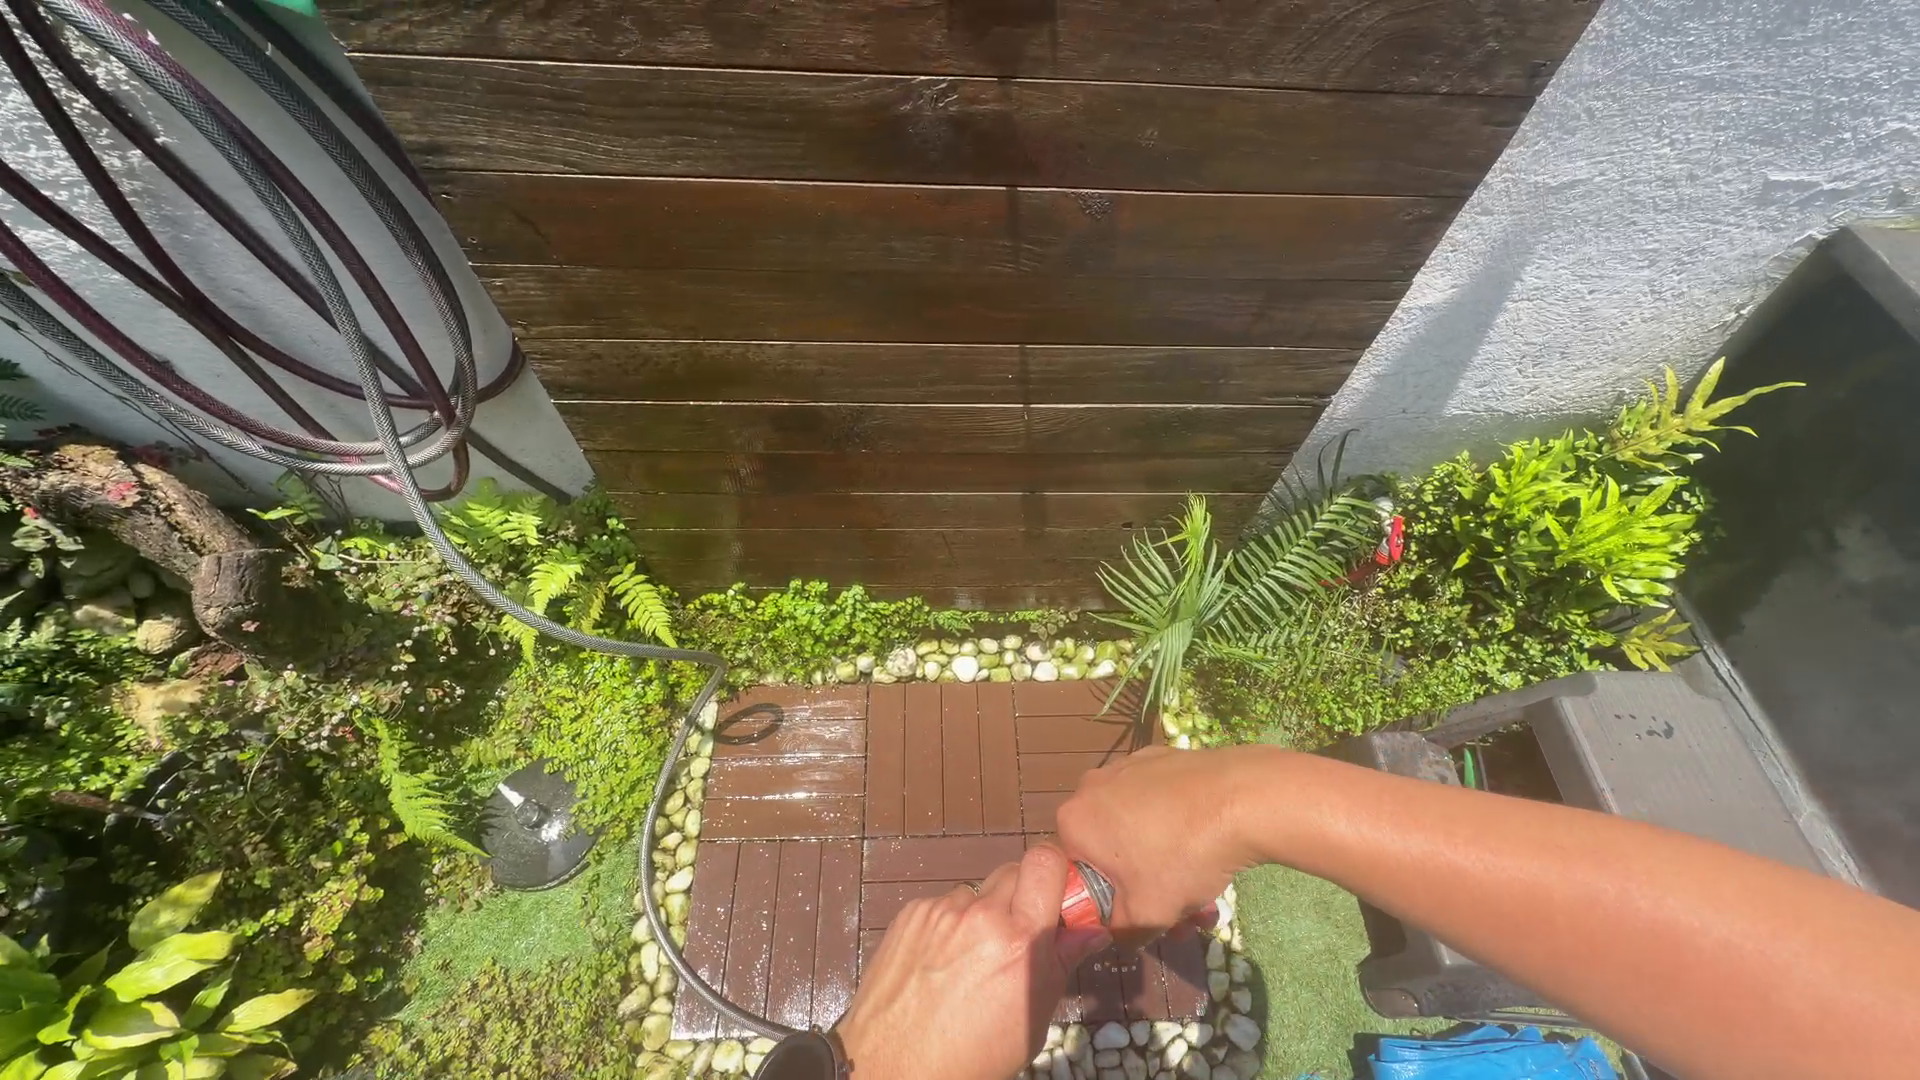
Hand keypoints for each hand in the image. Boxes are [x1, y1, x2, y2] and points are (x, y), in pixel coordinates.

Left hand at [835, 843, 1111, 1079]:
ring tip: (969, 958)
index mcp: (1021, 941)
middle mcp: (983, 914)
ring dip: (983, 914)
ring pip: (978, 892)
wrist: (892, 1065)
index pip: (1047, 862)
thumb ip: (1061, 964)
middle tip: (1016, 931)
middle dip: (1022, 895)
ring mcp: (943, 909)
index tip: (1056, 893)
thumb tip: (1094, 931)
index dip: (1055, 871)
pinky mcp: (913, 910)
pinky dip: (949, 925)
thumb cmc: (973, 1056)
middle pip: (1015, 870)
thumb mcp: (1032, 1022)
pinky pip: (944, 905)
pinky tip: (940, 962)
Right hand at [1054, 745, 1270, 939]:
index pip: (1076, 870)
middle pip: (1107, 846)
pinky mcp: (1157, 756)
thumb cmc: (1180, 858)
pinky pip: (1154, 798)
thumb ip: (1120, 932)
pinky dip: (1170, 821)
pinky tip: (1203, 837)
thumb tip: (1118, 935)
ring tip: (1201, 882)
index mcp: (1073, 821)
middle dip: (1138, 880)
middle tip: (1177, 906)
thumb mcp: (1147, 916)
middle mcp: (1090, 785)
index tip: (1139, 914)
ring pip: (1133, 823)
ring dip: (1158, 854)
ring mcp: (1126, 765)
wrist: (1239, 800)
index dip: (1104, 899)